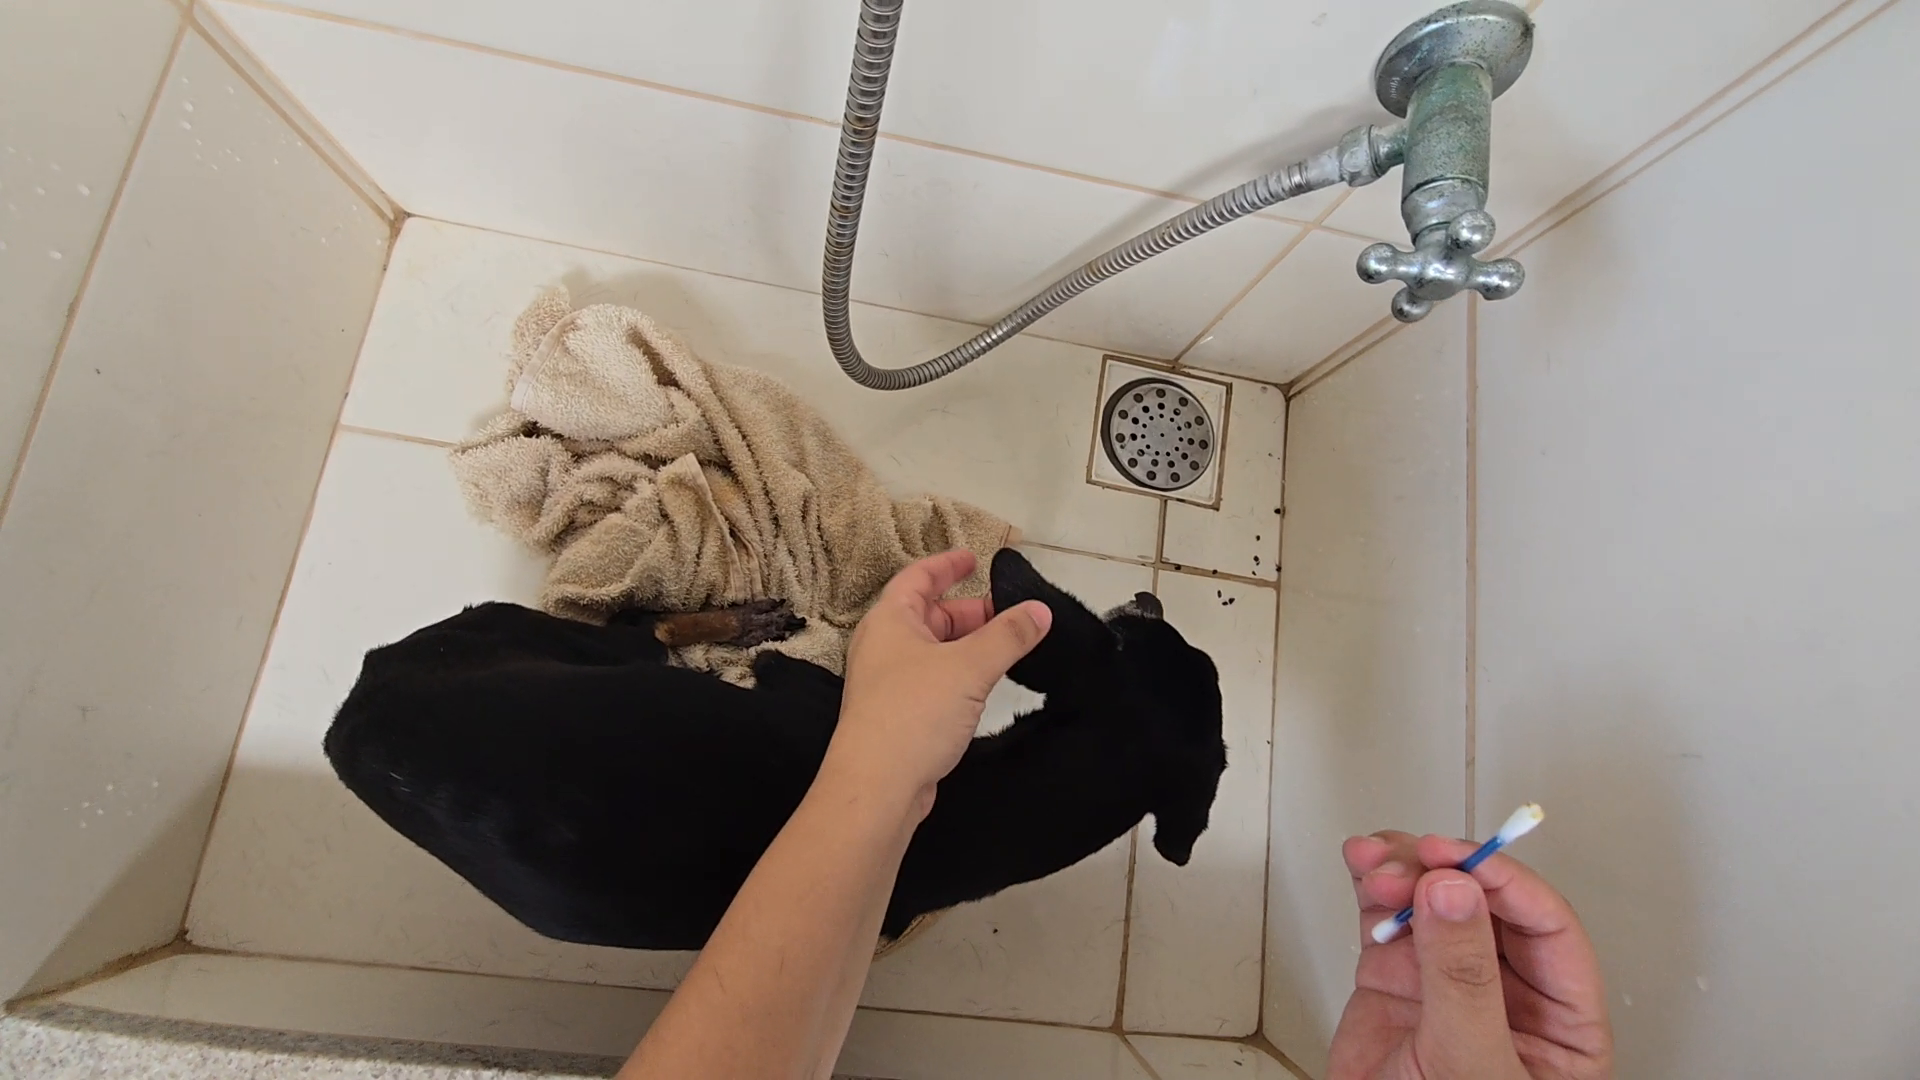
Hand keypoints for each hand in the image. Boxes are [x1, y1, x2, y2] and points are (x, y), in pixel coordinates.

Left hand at [821, 550, 1051, 819]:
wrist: (876, 788)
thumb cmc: (915, 711)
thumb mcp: (969, 666)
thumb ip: (1008, 636)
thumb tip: (1041, 610)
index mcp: (890, 619)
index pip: (918, 577)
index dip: (947, 564)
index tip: (975, 559)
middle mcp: (884, 645)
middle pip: (930, 614)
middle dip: (971, 612)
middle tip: (1011, 614)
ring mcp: (888, 681)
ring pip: (935, 650)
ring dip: (969, 645)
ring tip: (1008, 647)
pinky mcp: (898, 714)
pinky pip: (934, 679)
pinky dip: (960, 673)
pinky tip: (985, 685)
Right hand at [1328, 832, 1613, 1079]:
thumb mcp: (1469, 1064)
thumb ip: (1464, 978)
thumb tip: (1455, 890)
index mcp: (1557, 1020)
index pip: (1545, 926)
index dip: (1500, 879)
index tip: (1452, 859)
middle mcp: (1502, 987)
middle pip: (1481, 897)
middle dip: (1437, 870)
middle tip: (1401, 870)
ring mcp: (1443, 973)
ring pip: (1430, 890)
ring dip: (1399, 865)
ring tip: (1372, 870)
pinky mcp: (1391, 967)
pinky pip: (1384, 906)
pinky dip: (1369, 874)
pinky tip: (1361, 861)